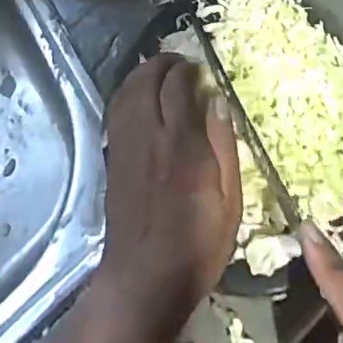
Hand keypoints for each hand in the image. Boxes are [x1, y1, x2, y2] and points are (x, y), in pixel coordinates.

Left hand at [61, 54, 240, 342]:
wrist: (144, 279)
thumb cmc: (197, 242)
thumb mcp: (229, 198)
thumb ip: (224, 144)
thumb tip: (218, 99)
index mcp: (181, 142)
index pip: (177, 85)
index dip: (187, 68)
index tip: (199, 66)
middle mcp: (149, 135)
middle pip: (147, 80)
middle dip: (162, 63)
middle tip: (179, 62)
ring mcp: (125, 145)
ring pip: (126, 91)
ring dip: (141, 73)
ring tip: (158, 71)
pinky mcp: (112, 157)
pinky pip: (116, 110)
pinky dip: (127, 93)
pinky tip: (138, 96)